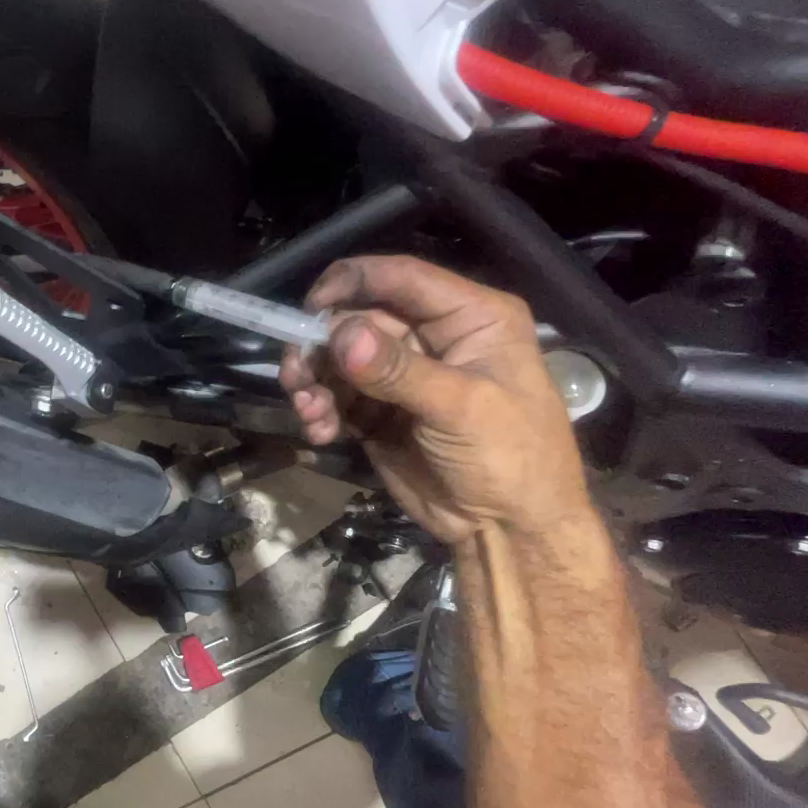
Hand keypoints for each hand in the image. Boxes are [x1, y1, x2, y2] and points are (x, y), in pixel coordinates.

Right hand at [279, 256, 593, 543]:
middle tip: (297, 378)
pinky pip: (333, 397)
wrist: (506, 529)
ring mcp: (399, 376)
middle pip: (355, 321)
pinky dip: (318, 412)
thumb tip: (341, 335)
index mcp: (469, 319)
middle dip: (320, 348)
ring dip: (313, 384)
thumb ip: (399, 371)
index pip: (402, 279)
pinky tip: (320, 433)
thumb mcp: (461, 408)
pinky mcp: (376, 411)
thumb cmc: (510, 457)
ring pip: (336, 360)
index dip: (351, 283)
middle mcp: (431, 339)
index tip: (307, 309)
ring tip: (309, 412)